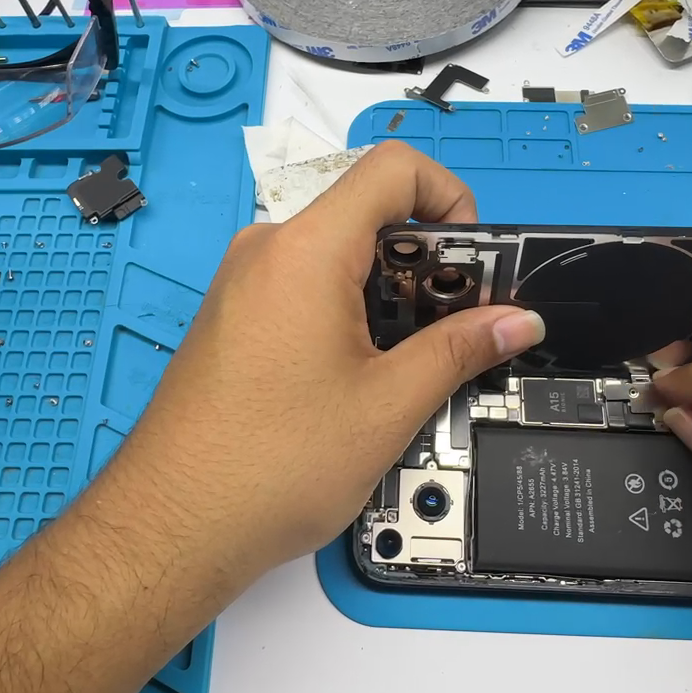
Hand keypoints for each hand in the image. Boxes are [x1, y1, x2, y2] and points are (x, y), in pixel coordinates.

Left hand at [105, 142, 545, 586]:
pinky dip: (350, 306)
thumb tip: (519, 322)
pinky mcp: (234, 314)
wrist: (172, 524)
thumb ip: (460, 350)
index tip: (473, 259)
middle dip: (428, 259)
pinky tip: (366, 369)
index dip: (450, 196)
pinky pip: (305, 282)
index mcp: (306, 249)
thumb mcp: (387, 405)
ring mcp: (244, 281)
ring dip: (391, 290)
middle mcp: (268, 249)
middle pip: (368, 214)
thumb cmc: (274, 464)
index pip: (393, 168)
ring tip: (415, 357)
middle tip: (459, 323)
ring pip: (338, 253)